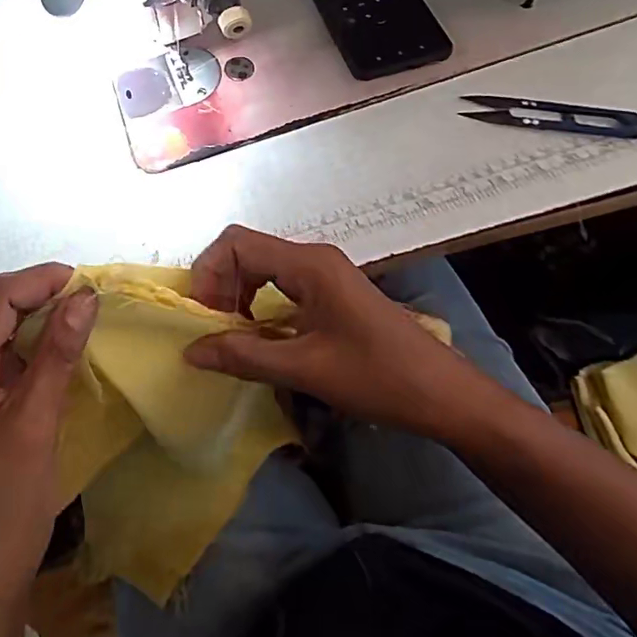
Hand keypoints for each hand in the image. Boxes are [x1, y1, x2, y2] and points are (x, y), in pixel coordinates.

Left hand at [0, 265, 96, 636]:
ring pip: (7, 334)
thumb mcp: (34, 426)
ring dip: (46, 320)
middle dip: (45, 295)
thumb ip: (57, 356)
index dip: (42, 280)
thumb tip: (84, 296)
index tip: (89, 281)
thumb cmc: (2, 509)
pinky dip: (42, 349)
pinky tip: (69, 350)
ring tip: (89, 316)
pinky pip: (12, 362)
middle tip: (95, 297)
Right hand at [184, 226, 496, 439]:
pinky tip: (259, 337)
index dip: (208, 273)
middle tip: (210, 329)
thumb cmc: (379, 377)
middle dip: (219, 284)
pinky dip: (258, 304)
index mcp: (308, 264)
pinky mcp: (331, 292)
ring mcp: (324, 273)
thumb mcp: (306, 369)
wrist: (445, 394)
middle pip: (246, 250)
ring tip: (230, 336)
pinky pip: (280, 285)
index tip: (201, 317)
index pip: (237, 242)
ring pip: (261, 267)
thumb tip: (191, 351)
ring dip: (237, 295)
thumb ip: (244, 355)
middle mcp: (313, 258)